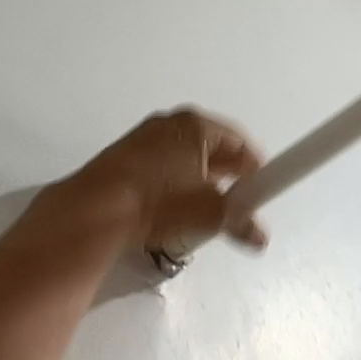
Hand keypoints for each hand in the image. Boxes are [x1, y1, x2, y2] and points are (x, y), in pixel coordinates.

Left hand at [54, 107, 267, 251]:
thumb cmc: (161, 201)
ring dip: (200, 180)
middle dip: (228, 175)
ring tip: (204, 211)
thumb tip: (259, 236)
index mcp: (196, 126)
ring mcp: (147, 136)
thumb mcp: (208, 214)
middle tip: (236, 204)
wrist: (99, 209)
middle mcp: (172, 123)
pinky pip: (164, 164)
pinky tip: (173, 208)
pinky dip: (175, 182)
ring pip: (186, 156)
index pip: (238, 142)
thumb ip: (239, 221)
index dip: (254, 167)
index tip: (261, 190)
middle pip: (212, 147)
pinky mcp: (127, 154)